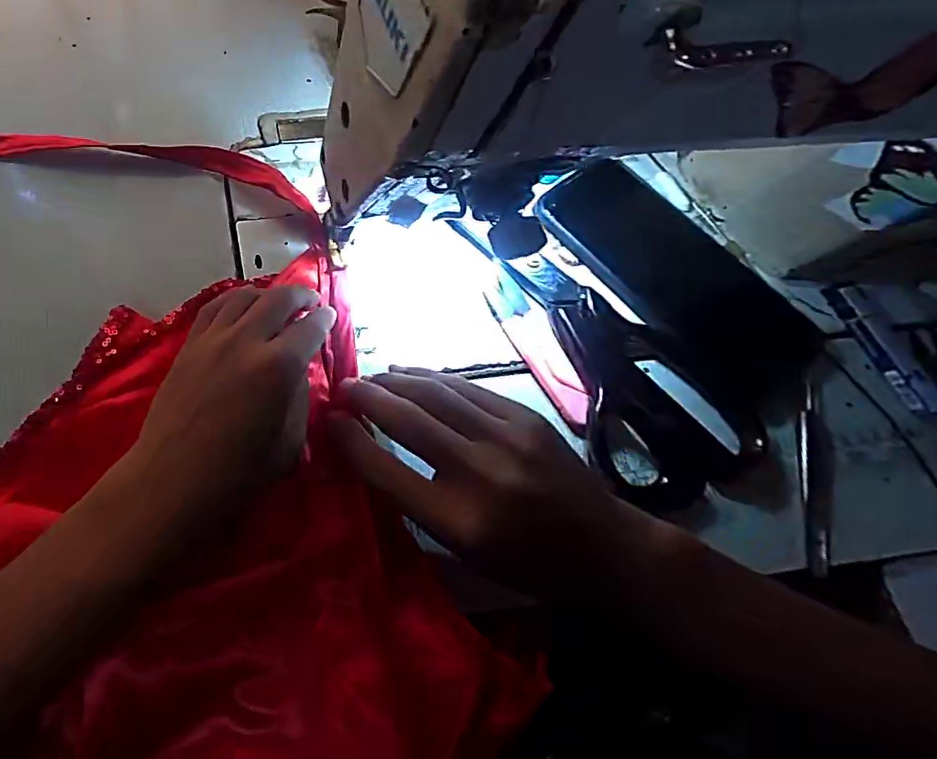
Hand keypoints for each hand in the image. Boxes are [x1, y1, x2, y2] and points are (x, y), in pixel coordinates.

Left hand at [121, 283, 335, 523]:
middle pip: (279, 299)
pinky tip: (239, 306)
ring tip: (276, 302)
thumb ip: (299, 399)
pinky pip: (214, 307)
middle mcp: (246, 341)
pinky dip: (233, 300)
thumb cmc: (237, 473)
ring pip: (245, 296)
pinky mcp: (189, 344)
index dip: (324, 319)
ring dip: (267, 294)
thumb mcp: (289, 444)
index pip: (310, 328)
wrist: (174, 476)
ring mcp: (214, 339)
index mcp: (278, 367)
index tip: (329, 316)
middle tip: (310, 301)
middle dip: (301, 295)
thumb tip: (299, 372)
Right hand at [328, 368, 664, 598]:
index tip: (330, 420)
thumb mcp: (464, 551)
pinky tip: (410, 374)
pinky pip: (465, 388)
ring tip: (370, 377)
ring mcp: (507, 441)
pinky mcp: (525, 418)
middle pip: (407, 422)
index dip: (351, 441)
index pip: (387, 471)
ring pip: (435, 395)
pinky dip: (431, 378)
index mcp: (460, 523)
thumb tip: (368, 450)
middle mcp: (481, 476)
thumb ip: (415, 502)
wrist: (605, 549)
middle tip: (343, 387)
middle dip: (367, 398)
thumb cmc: (526, 563)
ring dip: (395, 381)